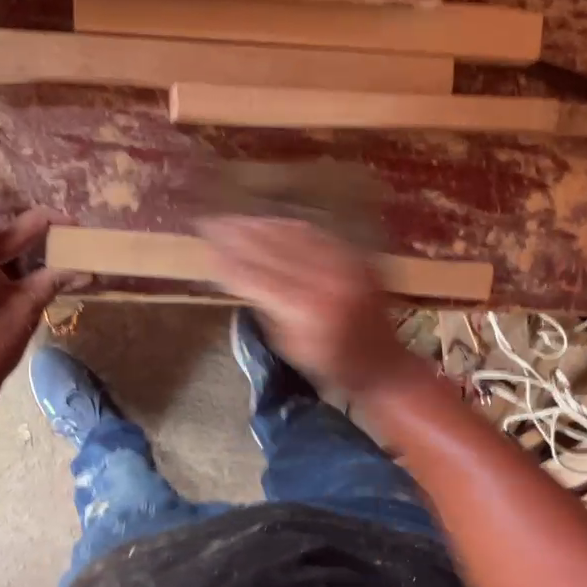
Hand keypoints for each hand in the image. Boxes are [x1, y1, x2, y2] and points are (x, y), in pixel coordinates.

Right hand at [198, 216, 421, 397]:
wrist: (381, 364)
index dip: (227, 258)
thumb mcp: (288, 345)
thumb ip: (264, 308)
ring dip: (259, 224)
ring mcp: (344, 263)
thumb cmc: (329, 366)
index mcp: (305, 308)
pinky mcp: (356, 256)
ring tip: (234, 220)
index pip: (255, 274)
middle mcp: (325, 279)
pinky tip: (269, 223)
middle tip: (211, 224)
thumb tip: (235, 276)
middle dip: (237, 233)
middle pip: (272, 246)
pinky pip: (316, 233)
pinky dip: (288, 226)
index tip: (205, 247)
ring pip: (292, 232)